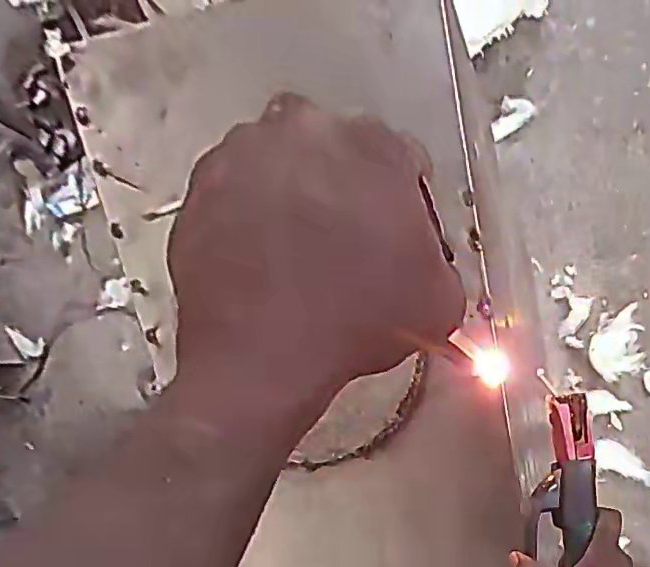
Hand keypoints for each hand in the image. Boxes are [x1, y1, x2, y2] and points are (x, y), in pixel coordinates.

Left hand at [168, 94, 465, 402]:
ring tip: (316, 266)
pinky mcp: (204, 184)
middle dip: (354, 198)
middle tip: (361, 251)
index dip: (412, 208)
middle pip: (343, 158)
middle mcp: (309, 132)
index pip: (408, 163)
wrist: (266, 350)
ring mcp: (247, 152)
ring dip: (305, 206)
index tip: (405, 237)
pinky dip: (259, 223)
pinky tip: (278, 270)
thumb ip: (446, 273)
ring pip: (290, 171)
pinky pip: (243, 195)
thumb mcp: (439, 306)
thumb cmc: (351, 320)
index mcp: (377, 150)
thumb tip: (436, 278)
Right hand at [511, 509, 642, 566]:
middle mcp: (620, 560)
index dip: (596, 512)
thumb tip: (516, 558)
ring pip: (609, 560)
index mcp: (605, 550)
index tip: (580, 517)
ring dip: (591, 563)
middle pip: (605, 539)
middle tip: (566, 553)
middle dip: (585, 543)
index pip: (610, 516)